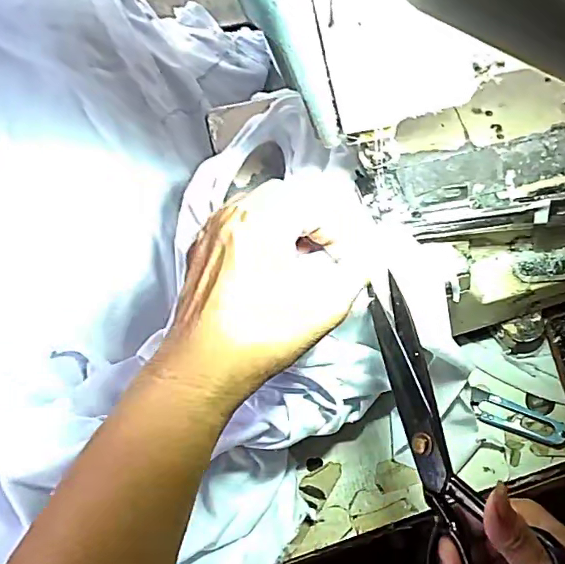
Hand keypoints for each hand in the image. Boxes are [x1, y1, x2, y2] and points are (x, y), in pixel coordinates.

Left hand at [150, 177, 374, 411]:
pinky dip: (259, 241)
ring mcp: (211, 235)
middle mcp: (230, 219)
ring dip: (285, 229)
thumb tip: (362, 264)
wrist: (206, 366)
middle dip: (312, 224)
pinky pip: (237, 230)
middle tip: (326, 254)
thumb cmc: (254, 338)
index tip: (341, 259)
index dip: (337, 233)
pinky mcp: (202, 254)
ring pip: (257, 210)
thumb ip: (355, 275)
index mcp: (260, 221)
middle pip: (284, 197)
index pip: (313, 204)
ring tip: (299, 264)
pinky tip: (270, 274)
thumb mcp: (326, 305)